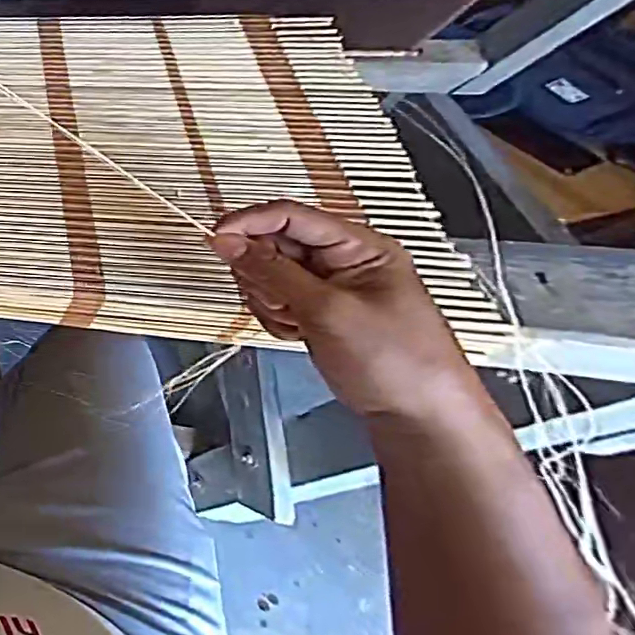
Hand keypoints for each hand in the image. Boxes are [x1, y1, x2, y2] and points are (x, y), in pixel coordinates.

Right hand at [210, 199, 481, 422]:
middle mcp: (340, 259)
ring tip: (296, 323)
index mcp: (358, 246)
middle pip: (272, 243)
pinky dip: (273, 316)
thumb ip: (272, 271)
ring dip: (268, 299)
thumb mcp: (327, 310)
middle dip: (262, 272)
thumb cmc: (395, 361)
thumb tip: (227, 241)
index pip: (290, 216)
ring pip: (265, 272)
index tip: (216, 238)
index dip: (249, 223)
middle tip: (279, 301)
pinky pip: (271, 298)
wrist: (419, 418)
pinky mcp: (312, 309)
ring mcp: (325, 285)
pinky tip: (297, 333)